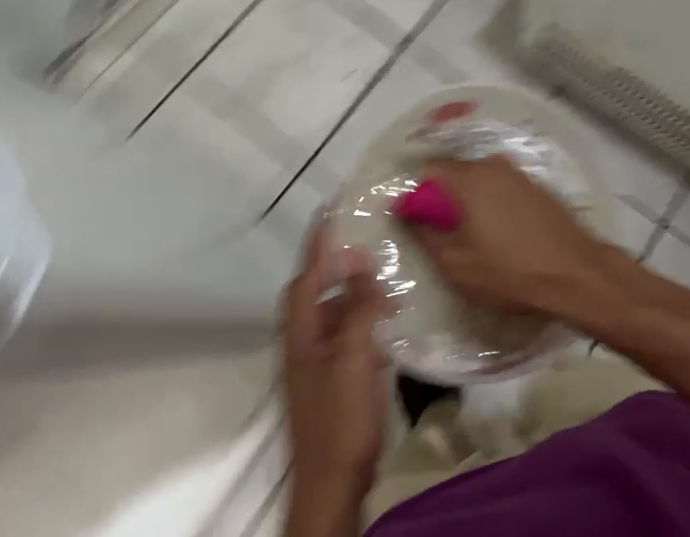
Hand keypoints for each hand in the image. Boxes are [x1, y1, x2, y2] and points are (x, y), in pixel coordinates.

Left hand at [281, 220, 388, 512]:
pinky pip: (346, 337)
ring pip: (334, 315)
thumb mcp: (352, 355)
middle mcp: (303, 343)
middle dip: (337, 265)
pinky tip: (387, 326)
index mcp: (301, 332)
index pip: (308, 273)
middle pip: (316, 292)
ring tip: (387, 285)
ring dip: (355, 295)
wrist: (332, 482)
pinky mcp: (332, 382)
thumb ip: (355, 306)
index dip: (320, 241)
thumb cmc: (341, 416)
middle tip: (367, 243)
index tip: (332, 207)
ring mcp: (316, 365)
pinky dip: (363, 322)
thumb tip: (357, 258)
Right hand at [404, 156, 621, 317]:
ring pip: (481, 182)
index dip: (418, 197)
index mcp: (468, 178)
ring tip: (475, 240)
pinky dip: (495, 206)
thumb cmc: (509, 271)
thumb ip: (423, 233)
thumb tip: (404, 211)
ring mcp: (520, 174)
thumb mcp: (455, 263)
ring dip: (471, 204)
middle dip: (444, 200)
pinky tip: (502, 236)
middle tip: (446, 237)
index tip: (420, 226)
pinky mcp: (539, 188)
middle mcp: (493, 165)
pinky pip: (503, 190)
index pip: (427, 172)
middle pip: (455, 174)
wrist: (576, 275)